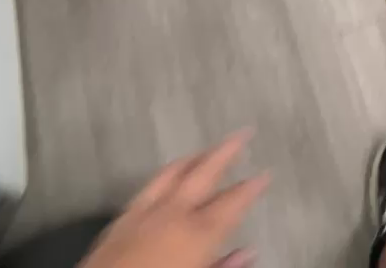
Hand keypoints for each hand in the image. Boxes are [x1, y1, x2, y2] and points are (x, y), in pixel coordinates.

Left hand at [79, 130, 271, 267]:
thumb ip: (224, 265)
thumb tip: (247, 253)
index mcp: (196, 233)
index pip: (232, 202)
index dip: (251, 187)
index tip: (265, 173)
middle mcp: (172, 214)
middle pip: (205, 172)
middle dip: (226, 149)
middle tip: (243, 132)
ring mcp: (143, 213)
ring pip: (174, 172)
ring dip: (195, 158)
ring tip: (207, 149)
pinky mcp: (119, 220)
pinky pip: (148, 186)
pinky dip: (165, 175)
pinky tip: (167, 176)